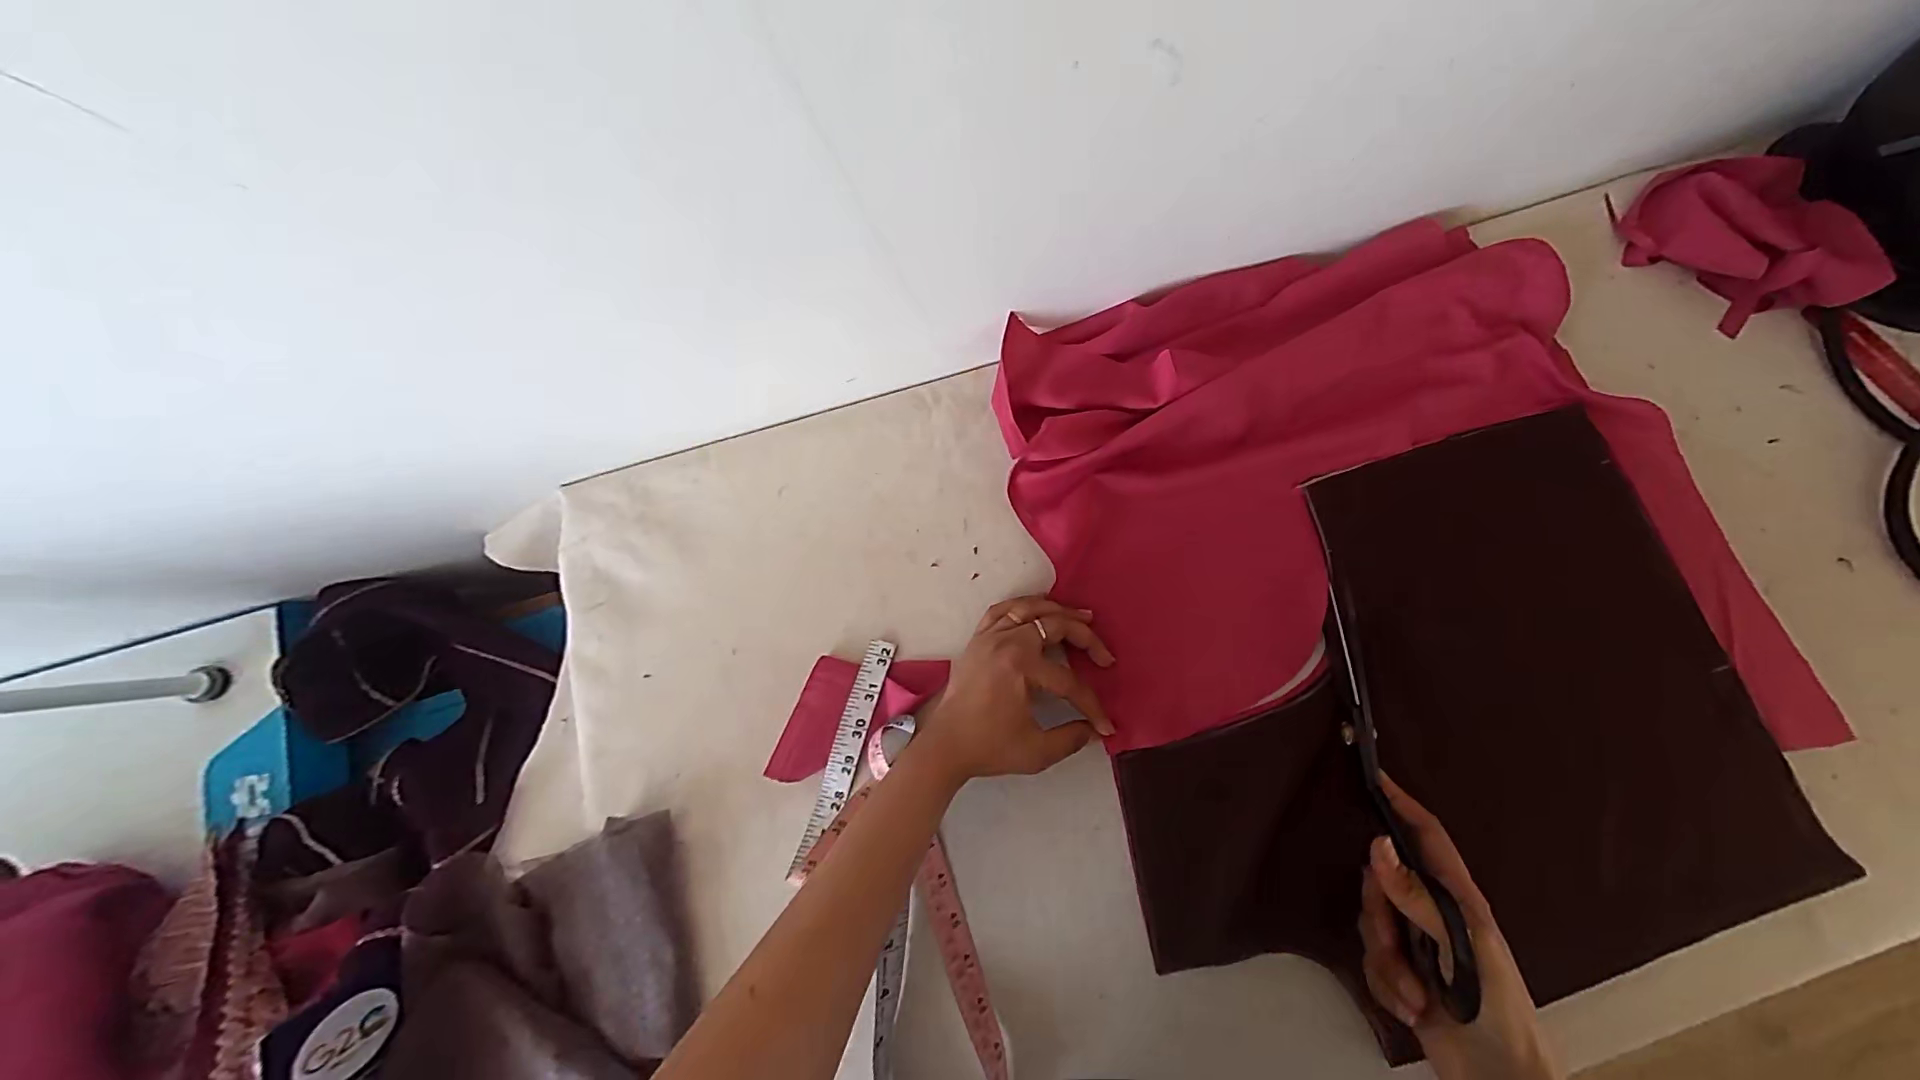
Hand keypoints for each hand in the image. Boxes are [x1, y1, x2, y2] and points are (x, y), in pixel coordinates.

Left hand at [911, 595, 1116, 783]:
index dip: (1091, 704)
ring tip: (1081, 617)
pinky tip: (1037, 609)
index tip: (1104, 724)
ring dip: (1057, 611)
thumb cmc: (988, 748)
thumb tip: (1094, 731)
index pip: (1069, 681)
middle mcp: (1005, 642)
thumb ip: (1071, 739)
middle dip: (1085, 638)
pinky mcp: (976, 640)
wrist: (944, 746)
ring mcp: (988, 637)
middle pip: (1054, 626)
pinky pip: (1002, 610)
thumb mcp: (1036, 751)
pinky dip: (1023, 605)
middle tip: (1104, 654)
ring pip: (1028, 608)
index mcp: (1021, 666)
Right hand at [1360, 773, 1562, 1079]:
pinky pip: (1370, 962)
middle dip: (1381, 919)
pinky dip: (1386, 987)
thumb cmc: (1496, 1005)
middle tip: (1399, 946)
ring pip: (1370, 926)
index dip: (1402, 803)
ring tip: (1416, 995)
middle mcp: (1429, 912)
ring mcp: (1415, 943)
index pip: (1425, 835)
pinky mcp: (1400, 973)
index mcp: (1455, 897)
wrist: (1499, 1076)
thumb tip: (1376, 844)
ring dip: (1388, 965)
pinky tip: (1412, 1008)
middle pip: (1380, 885)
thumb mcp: (1460, 945)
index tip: (1375, 775)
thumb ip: (1415, 895)